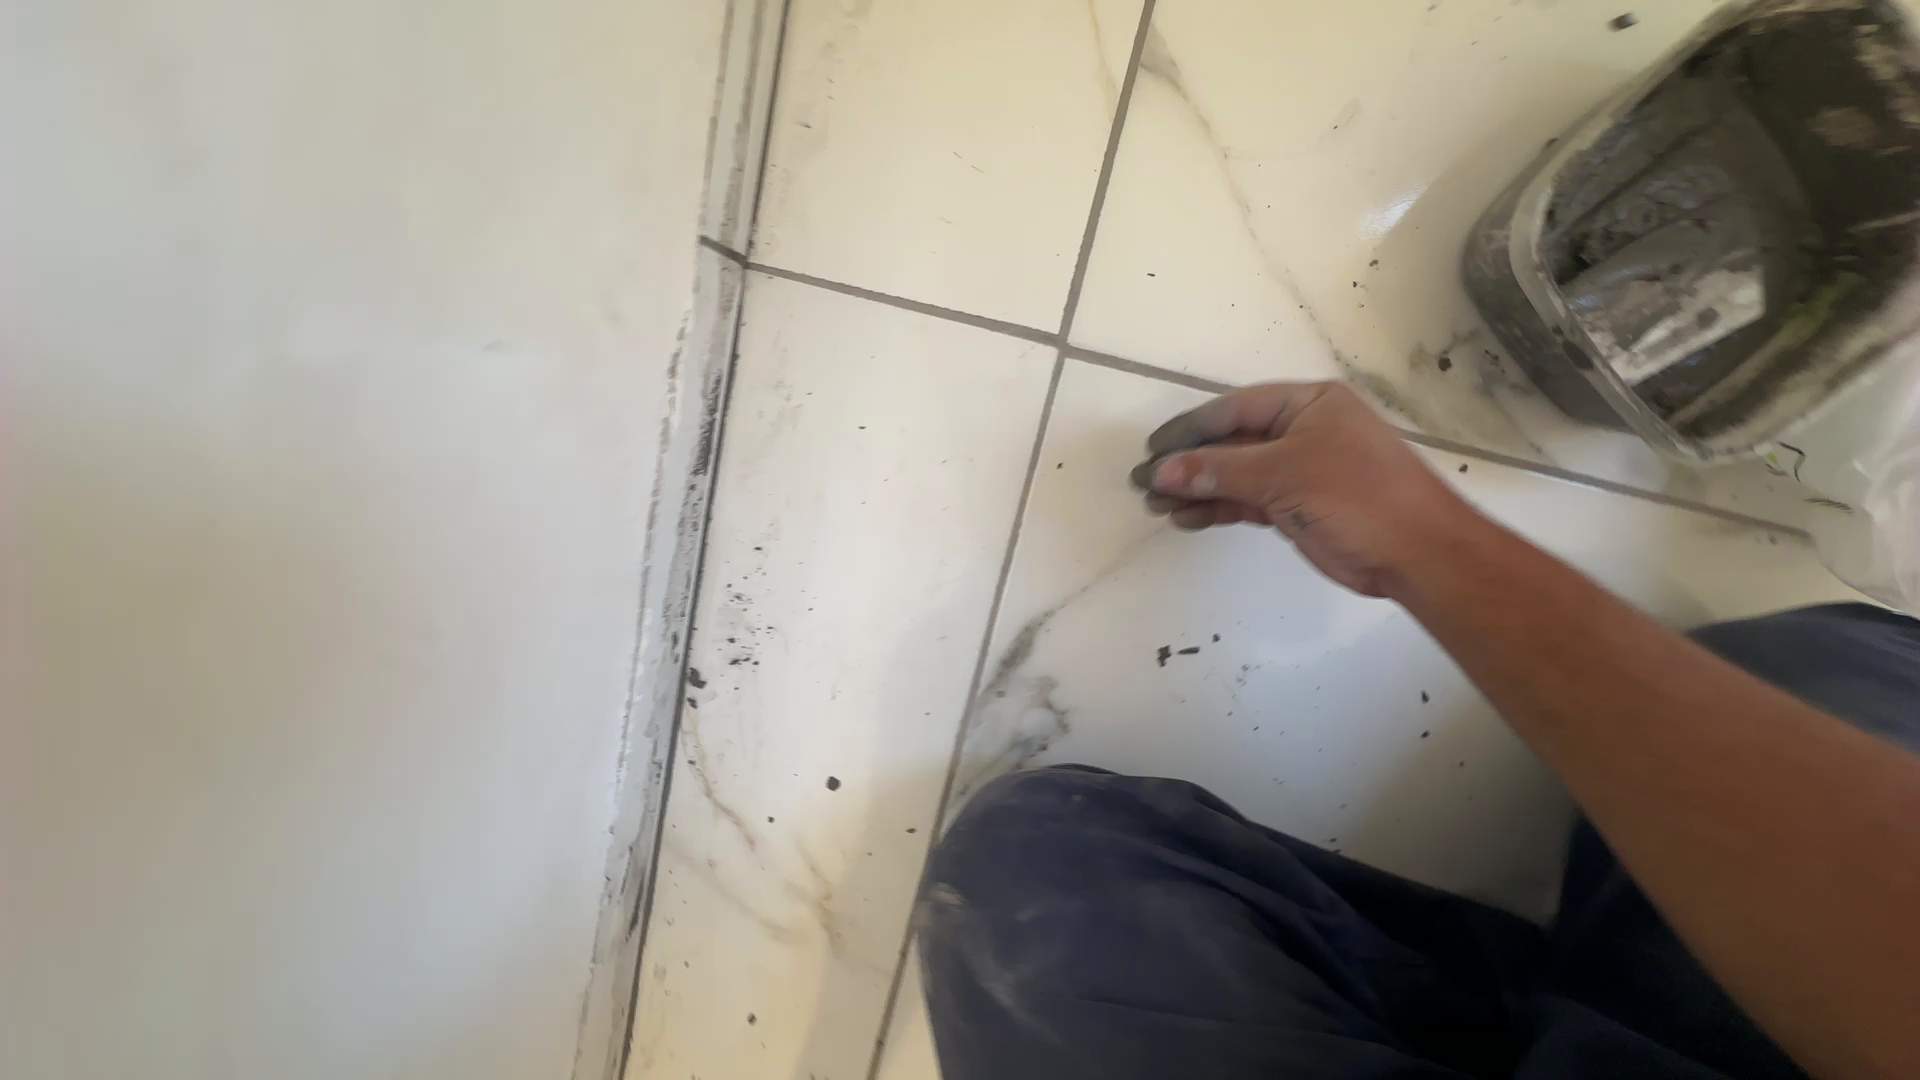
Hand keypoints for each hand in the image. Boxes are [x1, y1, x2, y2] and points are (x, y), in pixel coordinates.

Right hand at [1129, 381, 1486, 597]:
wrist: (1417, 554)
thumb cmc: (1358, 496)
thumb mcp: (1285, 474)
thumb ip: (1220, 470)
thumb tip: (1162, 471)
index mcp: (1307, 405)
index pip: (1234, 410)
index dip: (1189, 429)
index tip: (1151, 449)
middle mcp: (1299, 431)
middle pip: (1229, 443)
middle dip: (1187, 464)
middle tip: (1144, 483)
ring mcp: (1296, 470)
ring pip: (1233, 475)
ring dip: (1195, 489)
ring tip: (1157, 506)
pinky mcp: (1293, 505)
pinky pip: (1243, 501)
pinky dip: (1215, 509)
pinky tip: (1186, 519)